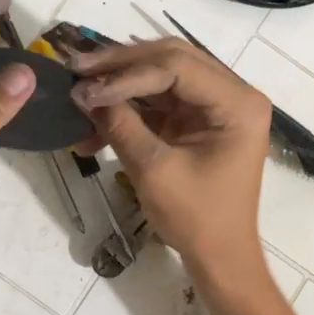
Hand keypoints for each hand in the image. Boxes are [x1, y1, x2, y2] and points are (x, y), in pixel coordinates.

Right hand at [68, 38, 271, 261]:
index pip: (176, 67)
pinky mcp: (195, 118)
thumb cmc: (196, 217)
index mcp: (237, 104)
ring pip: (160, 73)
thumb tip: (82, 92)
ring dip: (119, 80)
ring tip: (80, 84)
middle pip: (170, 59)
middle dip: (120, 65)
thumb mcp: (153, 169)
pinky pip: (157, 98)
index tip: (85, 87)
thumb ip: (120, 124)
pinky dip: (126, 104)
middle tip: (77, 67)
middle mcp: (231, 93)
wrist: (219, 255)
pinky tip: (93, 114)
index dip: (126, 73)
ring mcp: (213, 104)